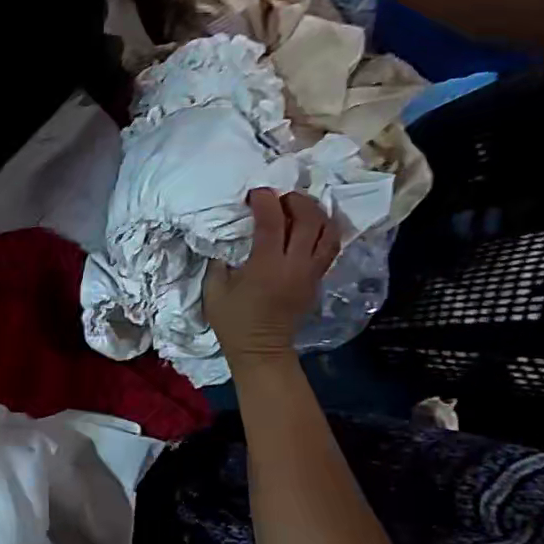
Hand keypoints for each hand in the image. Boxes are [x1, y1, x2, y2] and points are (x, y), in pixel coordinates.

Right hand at [203, 189, 338, 364]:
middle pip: (309, 221)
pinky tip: (307, 228)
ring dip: (316, 214)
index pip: (272, 222)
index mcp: (266, 266)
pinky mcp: (317, 281)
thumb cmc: (232, 320)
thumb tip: (227, 238)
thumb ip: (221, 258)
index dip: (265, 201)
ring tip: (299, 208)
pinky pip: (328, 248)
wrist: (260, 350)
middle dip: (296, 201)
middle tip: (280, 196)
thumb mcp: (214, 287)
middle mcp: (295, 265)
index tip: (255, 193)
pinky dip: (321, 232)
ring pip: (328, 233)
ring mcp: (311, 273)